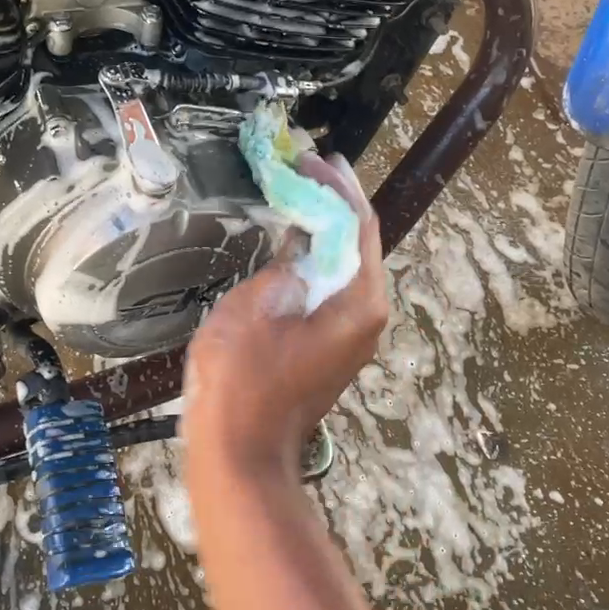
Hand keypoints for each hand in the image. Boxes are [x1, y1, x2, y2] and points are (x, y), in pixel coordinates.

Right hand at [183, 152, 388, 478]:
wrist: (241, 454)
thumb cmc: (242, 381)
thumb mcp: (256, 307)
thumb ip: (288, 265)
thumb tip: (302, 243)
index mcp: (359, 300)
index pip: (358, 224)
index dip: (335, 185)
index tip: (313, 155)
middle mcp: (367, 314)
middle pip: (357, 240)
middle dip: (332, 200)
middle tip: (304, 164)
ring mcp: (351, 333)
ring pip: (344, 262)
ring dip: (322, 225)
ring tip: (296, 188)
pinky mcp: (331, 344)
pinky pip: (330, 284)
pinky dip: (314, 254)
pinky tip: (289, 238)